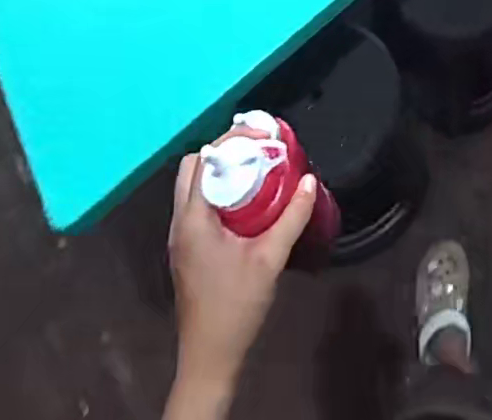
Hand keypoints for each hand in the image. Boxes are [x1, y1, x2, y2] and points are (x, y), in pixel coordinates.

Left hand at [163, 136, 317, 419]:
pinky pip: (201, 204)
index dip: (231, 140)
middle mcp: (181, 223)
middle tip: (262, 148)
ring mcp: (182, 238)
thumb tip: (310, 179)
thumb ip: (292, 216)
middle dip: (226, 151)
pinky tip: (251, 200)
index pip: (202, 161)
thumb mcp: (270, 258)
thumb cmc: (236, 305)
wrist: (210, 357)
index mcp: (192, 220)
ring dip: (224, 171)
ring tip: (260, 167)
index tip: (263, 133)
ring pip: (195, 187)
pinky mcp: (190, 250)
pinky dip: (222, 191)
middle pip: (194, 169)